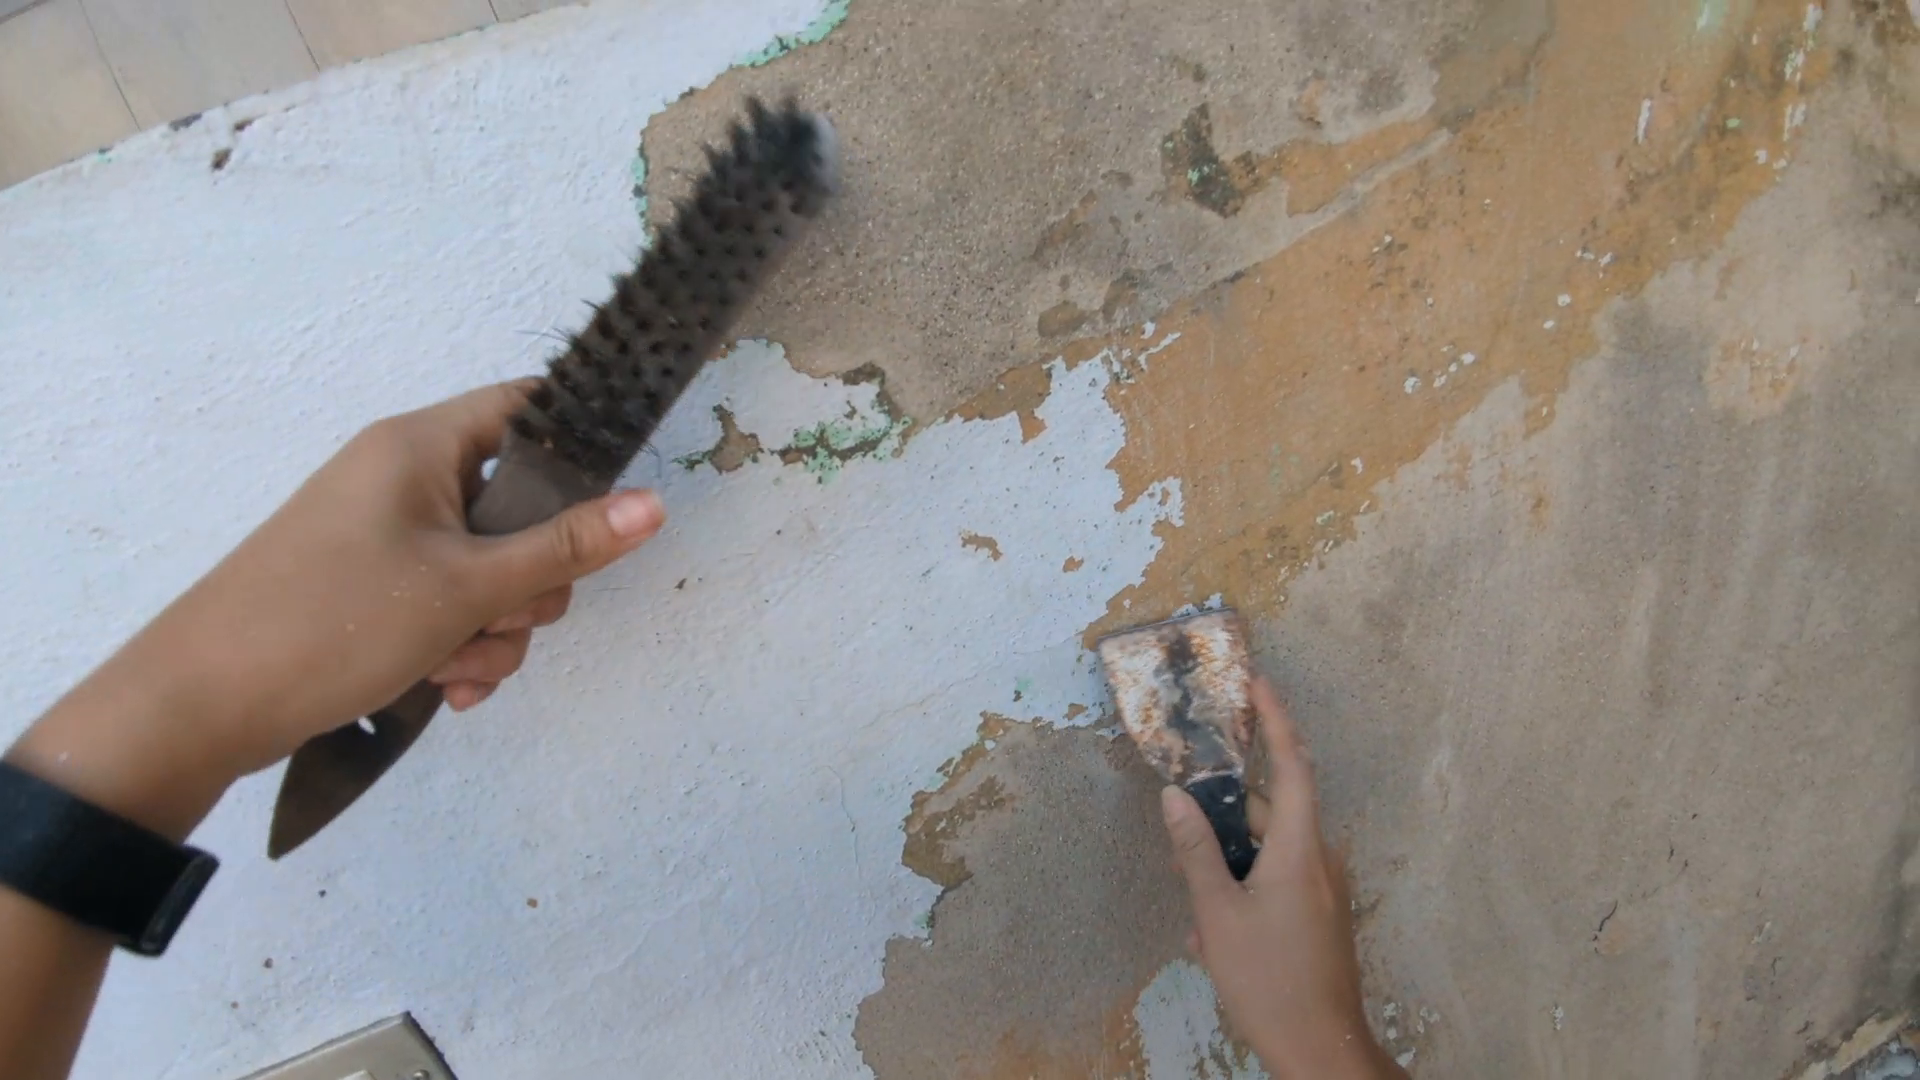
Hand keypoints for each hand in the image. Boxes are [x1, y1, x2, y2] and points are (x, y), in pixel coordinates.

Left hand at [7, 381, 665, 838]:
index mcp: (421, 449)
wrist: (190, 717)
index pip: (528, 407)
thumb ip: (570, 545)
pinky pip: (464, 603)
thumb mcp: (469, 585)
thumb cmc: (334, 621)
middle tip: (506, 613)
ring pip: (501, 569)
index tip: (621, 487)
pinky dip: (468, 645)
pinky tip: (446, 684)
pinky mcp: (387, 587)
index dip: (583, 435)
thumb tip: (657, 505)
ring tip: (457, 666)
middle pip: (528, 508)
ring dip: (500, 626)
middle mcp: (412, 483)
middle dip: (535, 578)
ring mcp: (398, 538)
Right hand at [1160, 678, 1404, 1079]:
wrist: (1324, 1055)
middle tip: (1181, 825)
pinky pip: (1275, 880)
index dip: (1277, 721)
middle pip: (1269, 812)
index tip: (1259, 684)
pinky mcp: (1317, 915)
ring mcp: (1320, 890)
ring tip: (1189, 893)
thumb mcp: (1218, 913)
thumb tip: (1173, 795)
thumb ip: (1195, 850)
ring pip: (1266, 850)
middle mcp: (1317, 860)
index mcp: (1300, 850)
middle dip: (1223, 816)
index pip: (1293, 767)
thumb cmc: (1269, 978)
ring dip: (1226, 861)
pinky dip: (1241, 887)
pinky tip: (1211, 929)